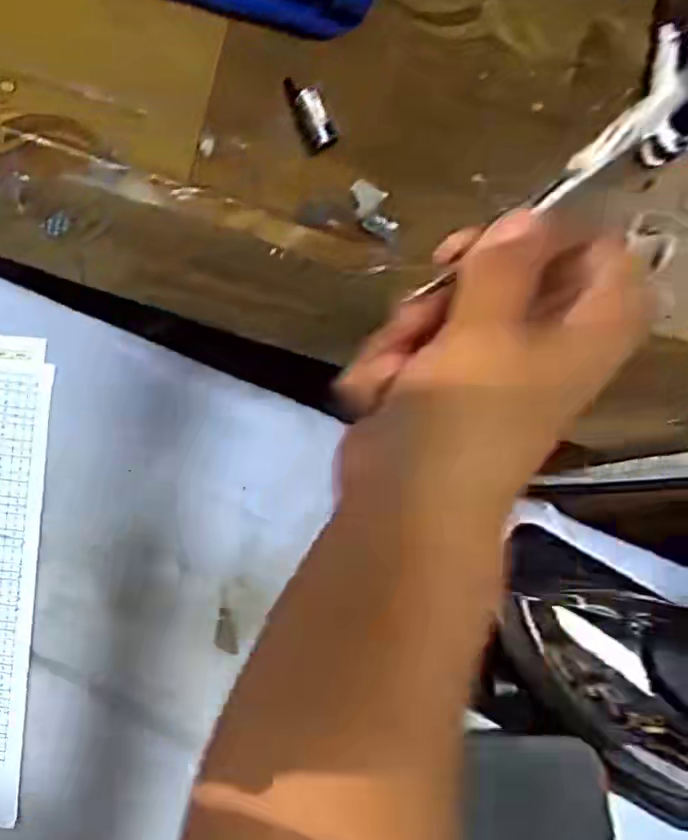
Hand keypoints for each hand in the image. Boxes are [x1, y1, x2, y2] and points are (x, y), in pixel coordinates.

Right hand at [334, 210, 653, 517]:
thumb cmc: (460, 419)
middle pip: (488, 281)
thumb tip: (521, 215)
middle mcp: (538, 336)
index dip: (522, 240)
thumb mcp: (483, 335)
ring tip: (389, 379)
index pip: (582, 245)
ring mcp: (476, 365)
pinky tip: (375, 397)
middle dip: (433, 302)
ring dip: (393, 344)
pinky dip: (377, 374)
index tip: (459, 252)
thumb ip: (501, 270)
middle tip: (414, 326)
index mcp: (590, 318)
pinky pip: (395, 357)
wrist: (405, 497)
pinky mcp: (424, 388)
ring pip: (427, 320)